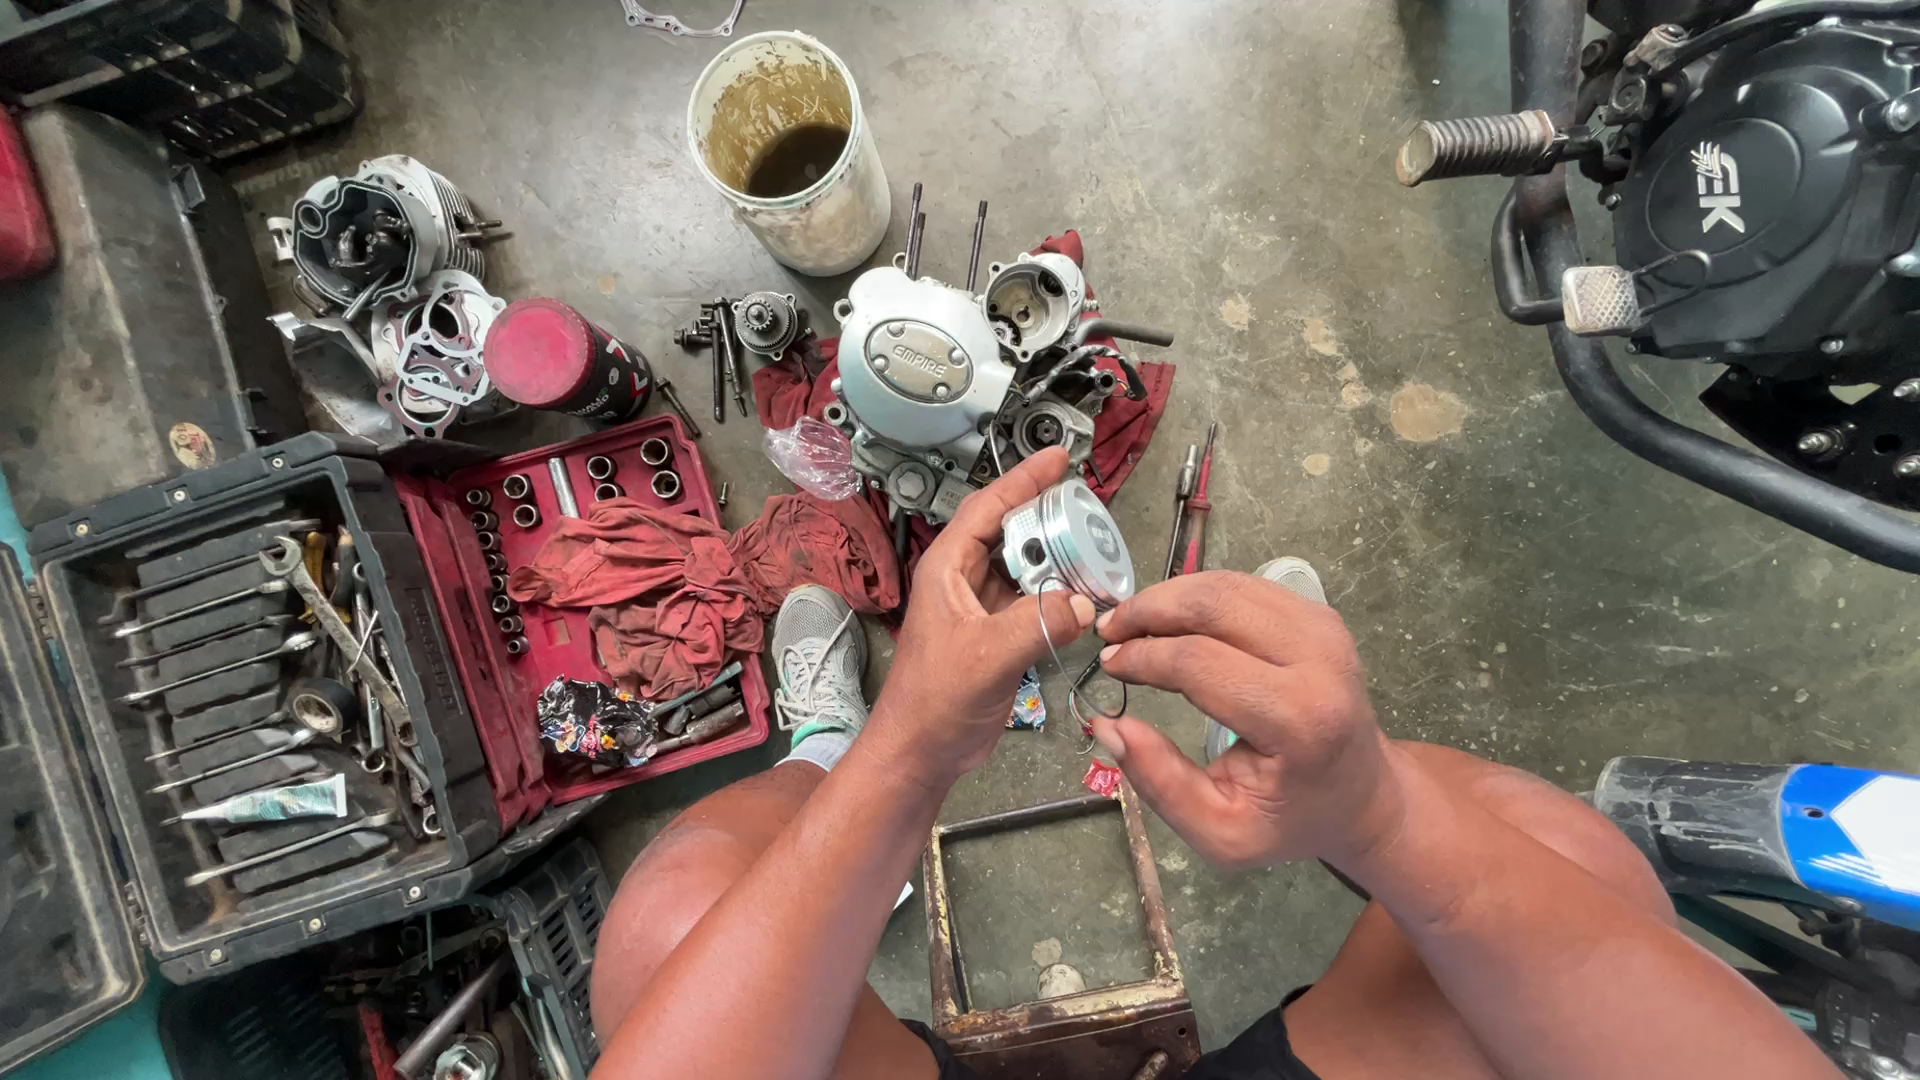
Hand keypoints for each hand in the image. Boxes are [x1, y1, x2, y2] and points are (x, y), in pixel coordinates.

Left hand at [868, 447, 1096, 781]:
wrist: (922, 749)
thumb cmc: (936, 699)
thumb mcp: (986, 656)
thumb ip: (1036, 624)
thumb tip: (1086, 602)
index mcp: (948, 567)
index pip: (987, 508)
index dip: (1023, 480)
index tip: (1059, 459)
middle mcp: (963, 578)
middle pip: (1008, 530)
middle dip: (1046, 514)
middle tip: (1087, 504)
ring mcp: (980, 606)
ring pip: (1022, 565)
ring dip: (1055, 555)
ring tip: (1093, 544)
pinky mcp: (996, 632)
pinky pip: (1031, 598)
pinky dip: (1057, 592)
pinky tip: (1084, 593)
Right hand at [1089, 571, 1403, 869]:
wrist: (1364, 797)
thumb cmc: (1291, 819)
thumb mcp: (1221, 833)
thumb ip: (1160, 782)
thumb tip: (1105, 726)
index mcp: (1300, 720)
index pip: (1199, 662)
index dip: (1142, 657)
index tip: (1107, 666)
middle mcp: (1319, 661)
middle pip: (1212, 606)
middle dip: (1147, 610)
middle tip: (1108, 630)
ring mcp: (1322, 629)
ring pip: (1224, 586)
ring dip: (1167, 597)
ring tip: (1130, 623)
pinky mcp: (1318, 615)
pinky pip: (1242, 587)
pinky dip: (1195, 594)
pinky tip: (1169, 618)